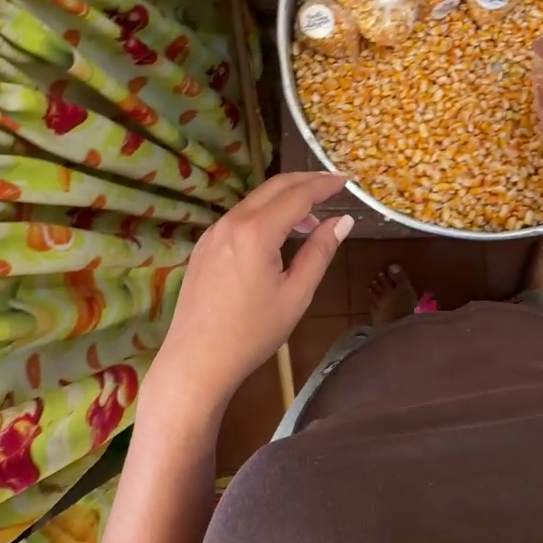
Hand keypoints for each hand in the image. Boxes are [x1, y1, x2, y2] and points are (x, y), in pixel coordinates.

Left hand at [150, 173, 352, 416]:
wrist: (196, 361)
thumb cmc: (252, 334)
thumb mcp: (296, 295)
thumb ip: (320, 252)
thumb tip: (343, 221)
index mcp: (257, 232)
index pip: (298, 195)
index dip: (324, 185)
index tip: (346, 181)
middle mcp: (232, 222)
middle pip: (274, 187)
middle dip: (306, 182)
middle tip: (333, 186)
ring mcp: (213, 232)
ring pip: (255, 201)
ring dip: (285, 200)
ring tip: (310, 220)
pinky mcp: (204, 246)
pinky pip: (239, 217)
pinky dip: (264, 214)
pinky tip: (277, 236)